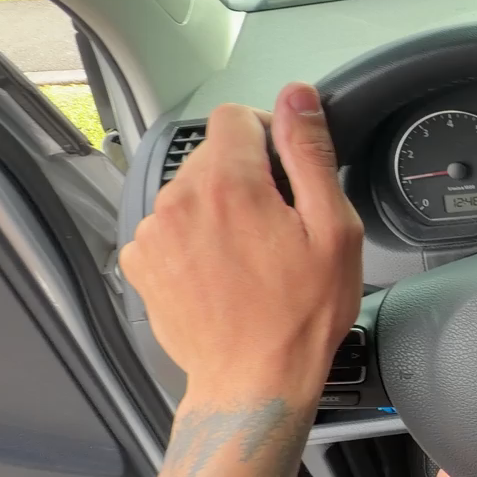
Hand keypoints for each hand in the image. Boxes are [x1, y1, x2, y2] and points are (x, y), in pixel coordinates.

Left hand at [120, 83, 362, 401]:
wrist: (256, 378)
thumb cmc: (303, 313)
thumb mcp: (334, 229)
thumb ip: (311, 154)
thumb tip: (299, 98)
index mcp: (228, 185)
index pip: (236, 117)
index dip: (273, 135)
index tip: (293, 173)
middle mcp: (178, 201)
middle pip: (214, 155)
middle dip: (251, 177)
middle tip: (285, 227)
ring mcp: (153, 233)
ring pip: (193, 191)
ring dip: (224, 208)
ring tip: (257, 255)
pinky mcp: (142, 260)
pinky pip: (173, 224)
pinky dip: (199, 236)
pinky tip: (228, 270)